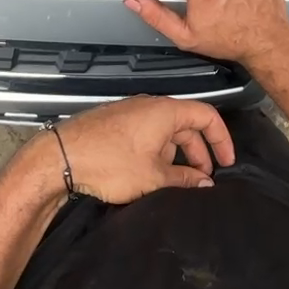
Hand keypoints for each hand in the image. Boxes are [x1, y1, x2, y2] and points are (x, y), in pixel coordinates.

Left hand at [40, 95, 234, 203]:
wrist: (60, 157)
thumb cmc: (107, 162)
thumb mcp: (153, 177)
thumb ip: (184, 179)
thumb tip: (205, 182)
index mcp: (165, 111)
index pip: (206, 115)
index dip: (221, 138)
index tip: (227, 161)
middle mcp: (149, 105)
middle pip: (186, 124)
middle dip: (199, 152)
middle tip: (203, 178)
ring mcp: (131, 113)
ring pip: (165, 131)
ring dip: (176, 154)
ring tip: (176, 182)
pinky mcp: (116, 124)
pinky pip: (147, 134)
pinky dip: (157, 151)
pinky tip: (151, 175)